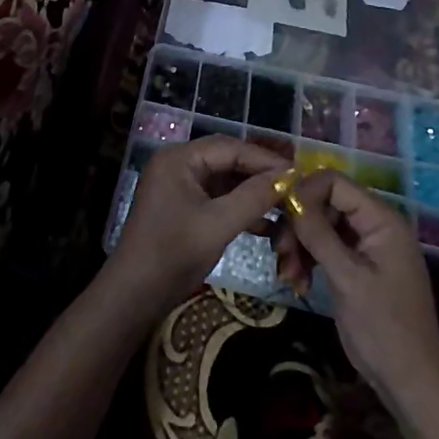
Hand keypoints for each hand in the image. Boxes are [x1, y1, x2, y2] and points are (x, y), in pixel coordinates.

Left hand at [108, 135, 288, 316]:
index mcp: (178, 158)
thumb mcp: (219, 223)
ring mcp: (180, 186)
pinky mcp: (185, 207)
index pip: (230, 147)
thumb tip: (289, 177)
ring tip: (289, 207)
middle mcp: (178, 165)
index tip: (300, 174)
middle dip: (262, 175)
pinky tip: (270, 225)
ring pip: (226, 181)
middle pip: (229, 161)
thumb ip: (254, 197)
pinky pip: (219, 199)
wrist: (137, 291)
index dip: (266, 159)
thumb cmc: (174, 252)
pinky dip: (242, 209)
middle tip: (298, 189)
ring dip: (254, 194)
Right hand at [279, 171, 438, 404]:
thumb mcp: (347, 277)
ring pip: (317, 225)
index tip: (280, 217)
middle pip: (322, 203)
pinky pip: (322, 247)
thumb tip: (290, 197)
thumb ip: (318, 234)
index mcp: (382, 220)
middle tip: (280, 255)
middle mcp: (374, 225)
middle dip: (297, 226)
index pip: (333, 182)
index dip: (303, 192)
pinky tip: (297, 282)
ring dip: (297, 247)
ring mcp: (364, 245)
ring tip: (288, 275)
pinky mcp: (353, 264)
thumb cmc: (383, 326)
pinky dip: (305, 260)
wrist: (407, 377)